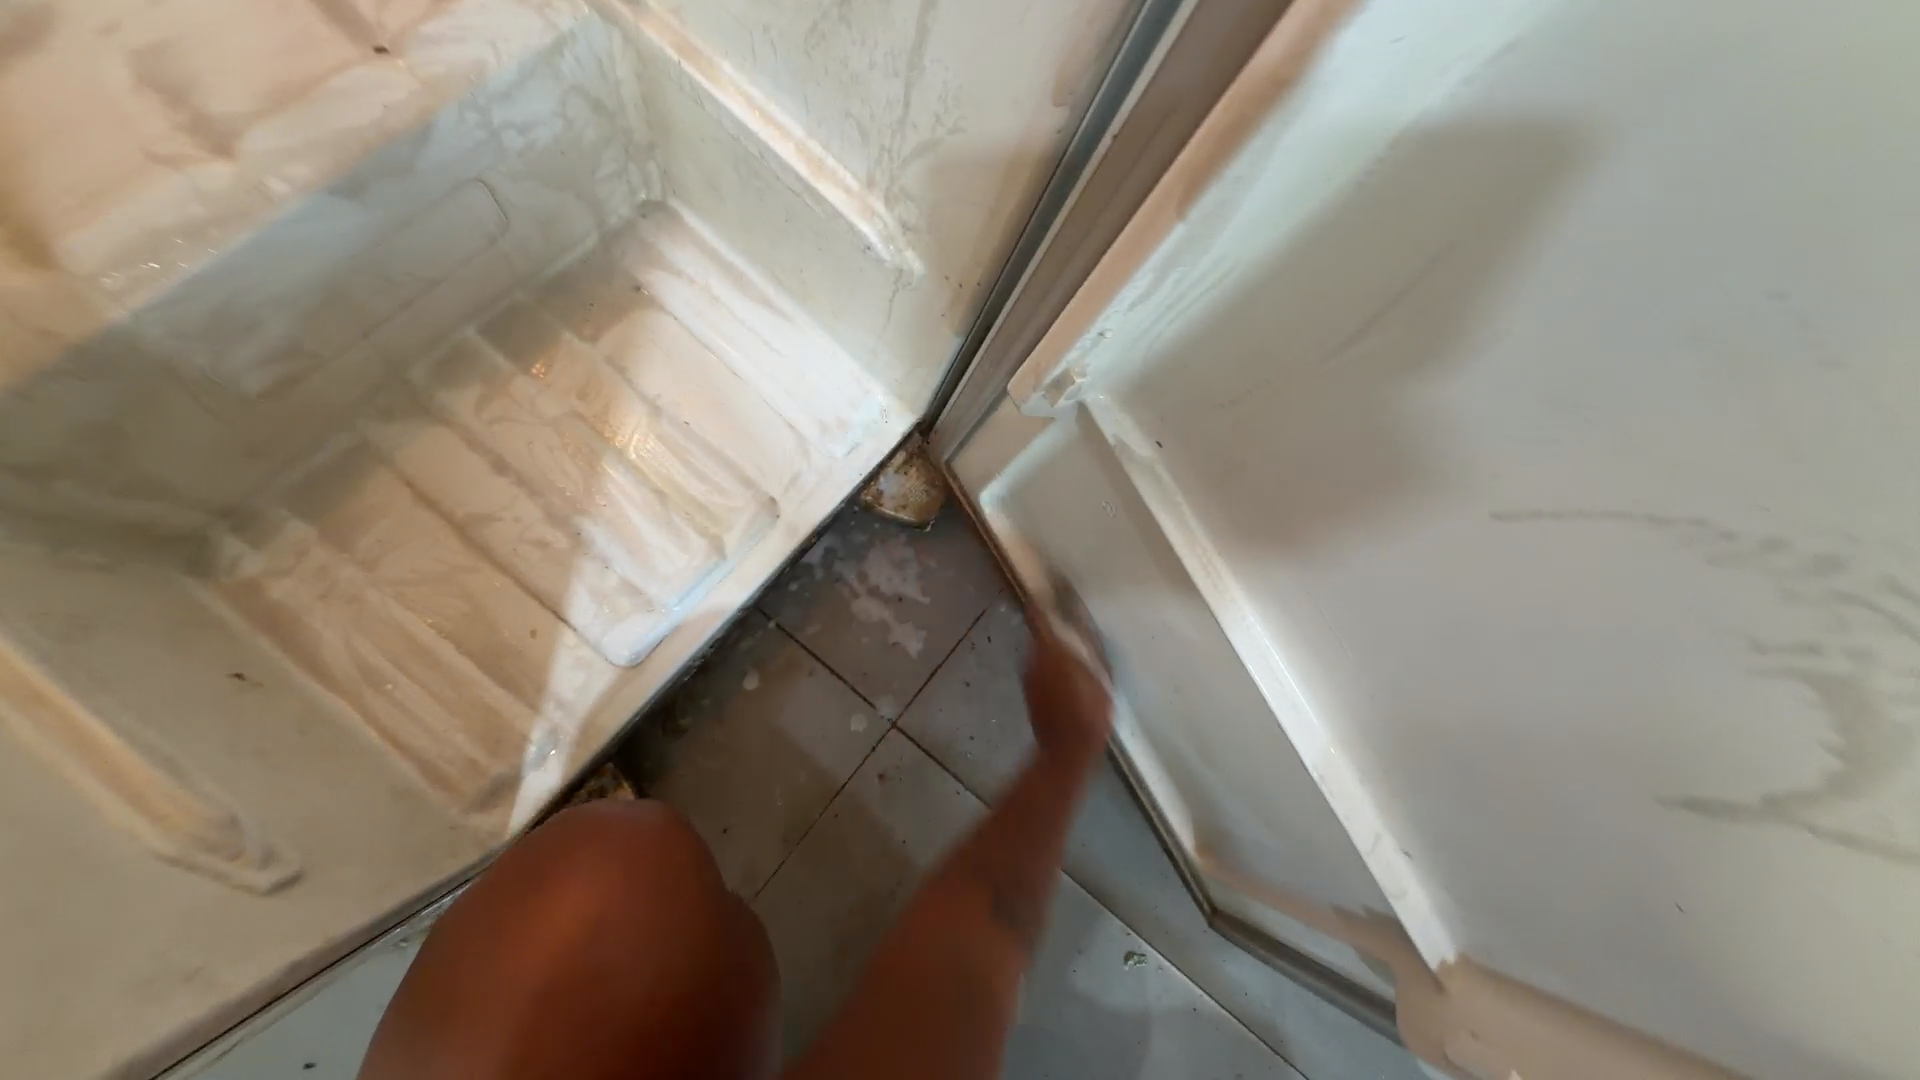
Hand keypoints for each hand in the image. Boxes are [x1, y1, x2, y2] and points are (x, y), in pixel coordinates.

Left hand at [1022, 611, 1112, 766]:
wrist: (1067, 751)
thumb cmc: (1089, 712)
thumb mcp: (1100, 677)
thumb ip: (1091, 648)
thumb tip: (1083, 626)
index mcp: (1051, 650)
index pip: (1038, 617)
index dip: (1040, 601)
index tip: (1044, 588)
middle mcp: (1033, 659)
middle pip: (1040, 634)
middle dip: (1053, 628)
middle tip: (1071, 624)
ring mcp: (1028, 676)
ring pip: (1039, 653)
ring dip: (1053, 650)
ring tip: (1074, 654)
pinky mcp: (1029, 693)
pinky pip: (1040, 670)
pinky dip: (1051, 668)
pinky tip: (1068, 678)